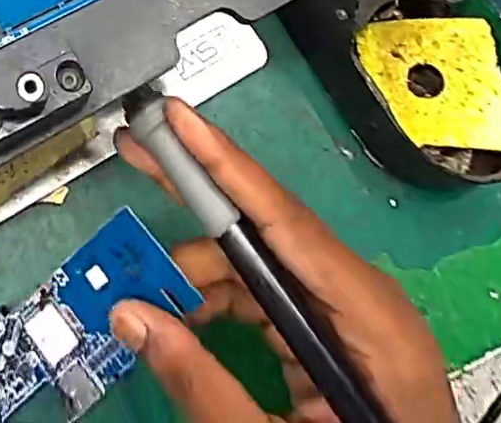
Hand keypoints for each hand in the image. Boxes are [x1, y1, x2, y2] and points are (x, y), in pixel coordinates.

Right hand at [110, 99, 458, 422]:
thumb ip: (202, 383)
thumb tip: (131, 316)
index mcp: (370, 316)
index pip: (282, 216)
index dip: (223, 160)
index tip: (180, 117)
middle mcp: (360, 293)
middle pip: (262, 220)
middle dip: (196, 181)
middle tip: (142, 143)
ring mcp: (345, 306)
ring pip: (255, 256)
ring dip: (197, 262)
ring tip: (149, 282)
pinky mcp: (329, 323)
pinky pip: (264, 287)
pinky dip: (218, 293)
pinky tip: (184, 311)